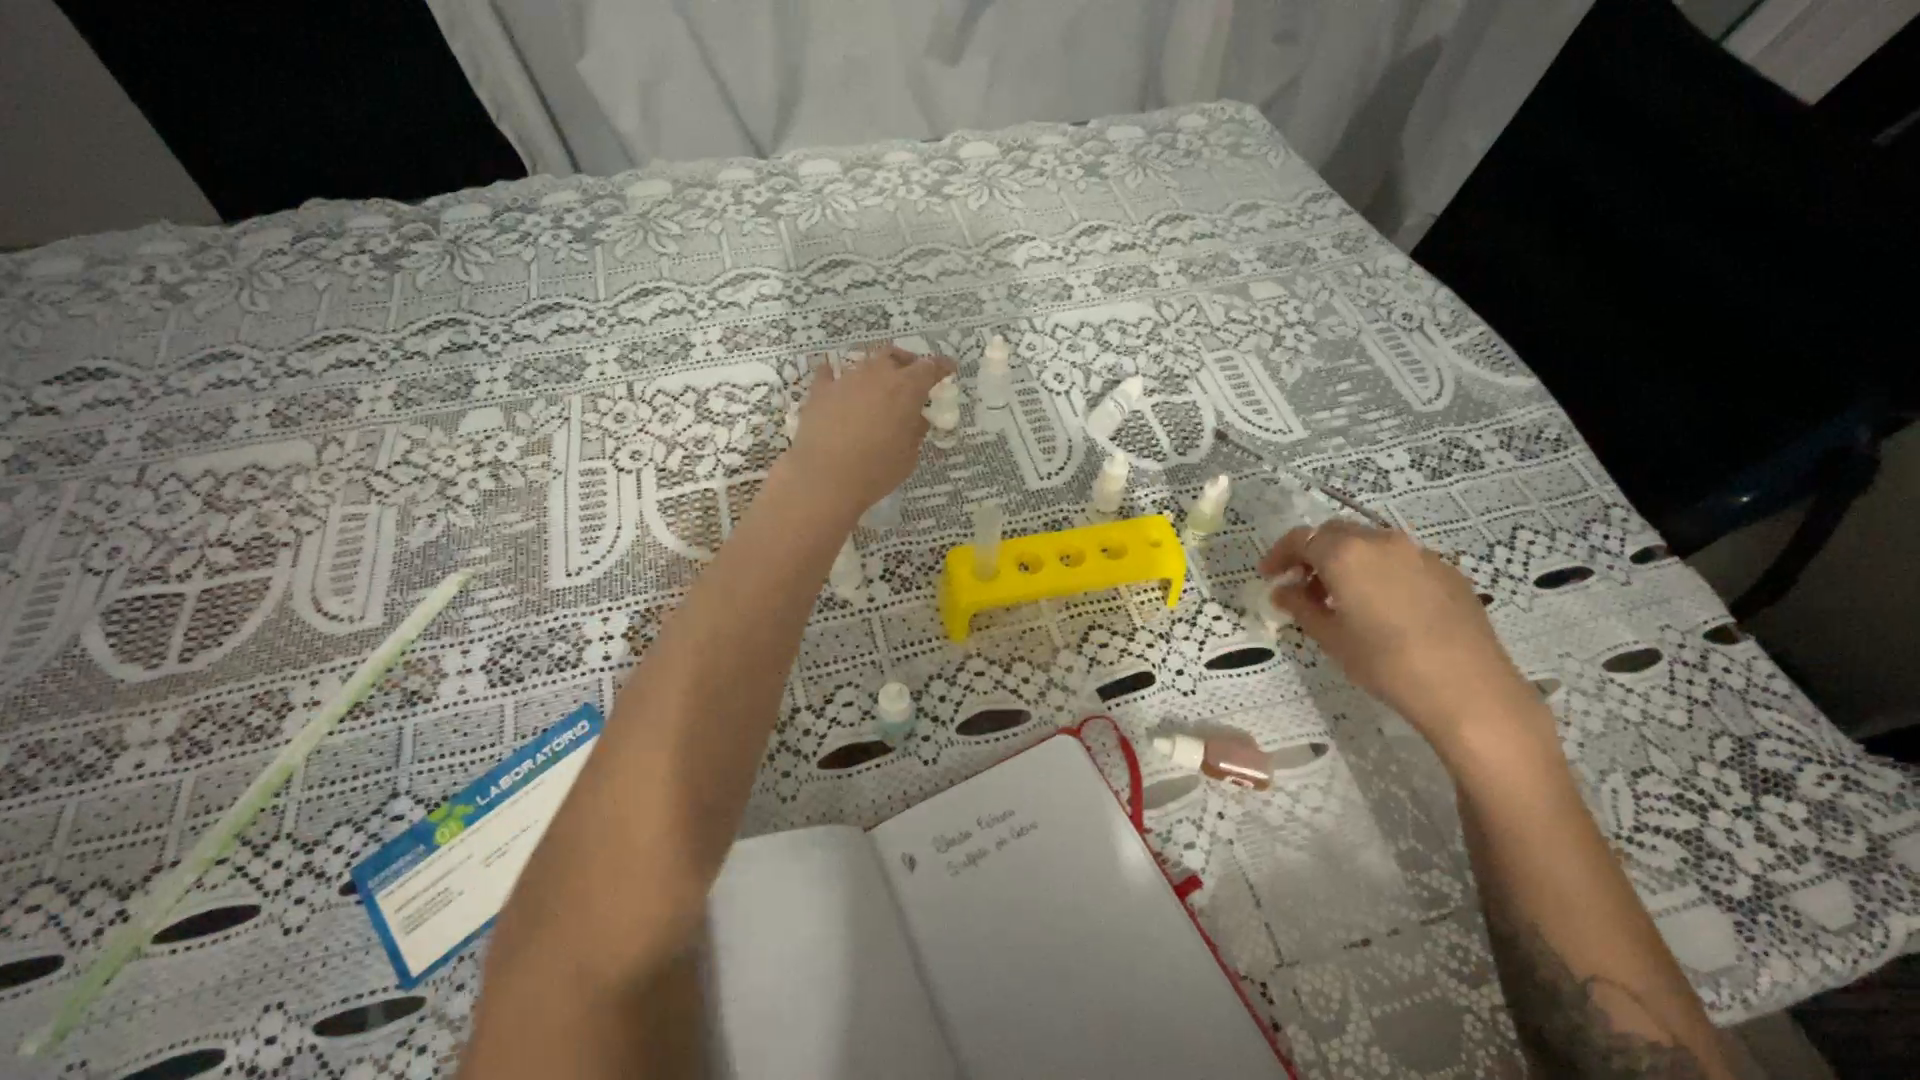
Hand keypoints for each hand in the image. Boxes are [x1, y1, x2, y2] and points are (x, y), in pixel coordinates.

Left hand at [786, 344, 955, 516]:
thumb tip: (916, 418)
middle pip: (894, 356)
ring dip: (875, 372)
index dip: (941, 367)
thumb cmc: (876, 470)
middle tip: (911, 378)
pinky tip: (835, 383)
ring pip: (865, 364)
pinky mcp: (820, 391)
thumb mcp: (909, 455)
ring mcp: (846, 380)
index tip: (948, 369)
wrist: (825, 478)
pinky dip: (835, 376)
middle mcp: (876, 375)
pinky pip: (829, 375)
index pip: (930, 367)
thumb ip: (916, 430)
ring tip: (876, 388)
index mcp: (905, 389)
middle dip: (906, 362)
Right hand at [1259, 520, 1537, 748]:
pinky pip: (1401, 561)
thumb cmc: (1386, 663)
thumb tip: (1282, 590)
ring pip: (1371, 545)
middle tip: (1303, 588)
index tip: (1270, 577)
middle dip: (1314, 554)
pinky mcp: (1447, 570)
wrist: (1466, 686)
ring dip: (1348, 563)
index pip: (1301, 538)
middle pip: (1336, 534)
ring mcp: (1419, 553)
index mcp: (1346, 554)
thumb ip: (1300, 607)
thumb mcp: (1331, 638)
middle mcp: (1382, 541)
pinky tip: (1384, 609)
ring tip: (1343, 601)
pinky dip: (1380, 573)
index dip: (1280, 555)